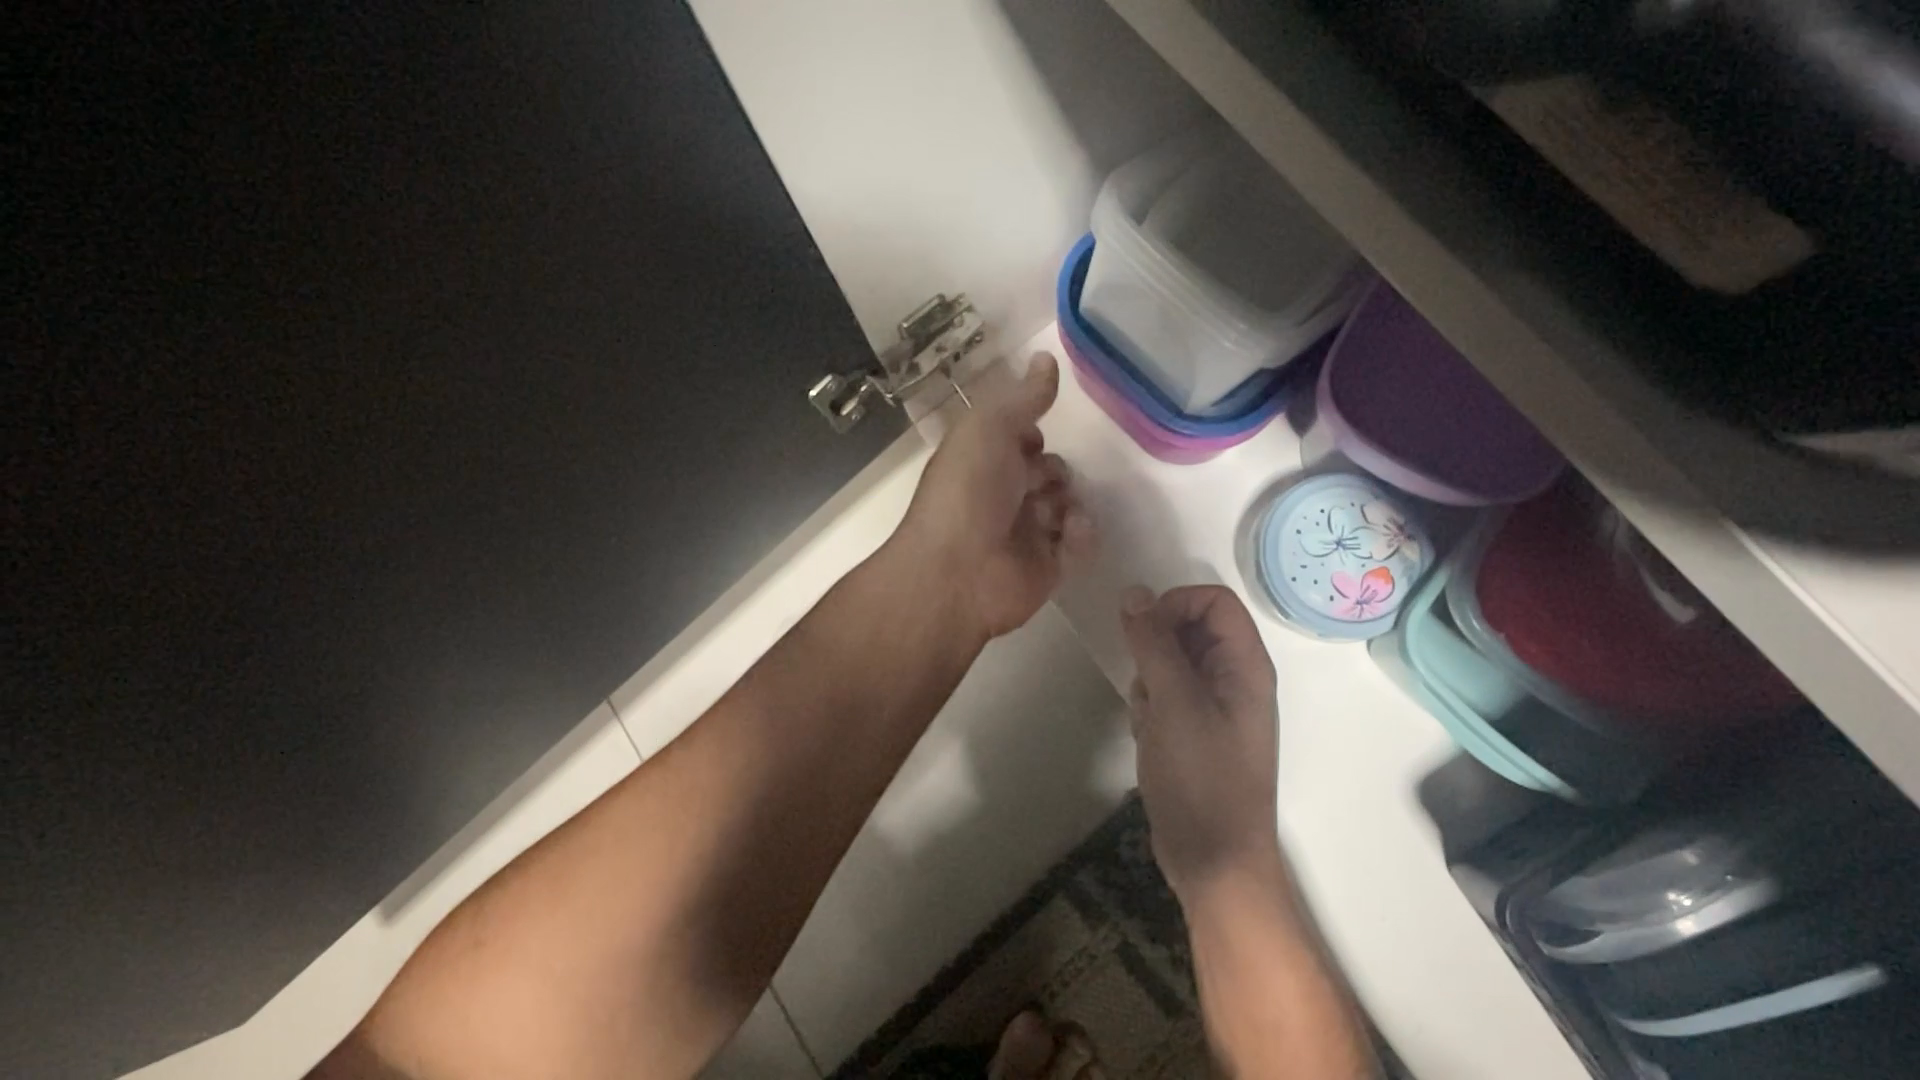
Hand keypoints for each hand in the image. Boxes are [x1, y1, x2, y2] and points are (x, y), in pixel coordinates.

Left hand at [893, 354, 1093, 639]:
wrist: (958, 572)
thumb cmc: (967, 490)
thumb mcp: (990, 427)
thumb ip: (1023, 397)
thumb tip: (1046, 357)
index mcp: (982, 462)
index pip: (1018, 440)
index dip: (1031, 433)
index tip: (1035, 435)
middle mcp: (1003, 496)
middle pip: (1048, 472)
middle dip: (1055, 470)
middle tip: (1044, 479)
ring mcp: (1026, 534)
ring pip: (1067, 505)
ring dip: (1070, 500)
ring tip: (1056, 510)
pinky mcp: (1048, 568)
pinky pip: (1079, 544)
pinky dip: (1080, 534)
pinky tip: (1068, 532)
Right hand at [1122, 585, 1281, 900]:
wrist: (1213, 857)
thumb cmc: (1201, 775)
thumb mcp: (1173, 702)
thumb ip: (1153, 642)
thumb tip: (1134, 593)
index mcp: (1245, 666)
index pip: (1214, 601)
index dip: (1175, 604)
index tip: (1143, 631)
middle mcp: (1234, 679)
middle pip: (1190, 629)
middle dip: (1156, 648)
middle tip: (1145, 683)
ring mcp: (1214, 707)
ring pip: (1171, 662)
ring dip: (1148, 681)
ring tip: (1149, 718)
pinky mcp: (1194, 730)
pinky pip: (1165, 695)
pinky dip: (1149, 707)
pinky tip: (1148, 737)